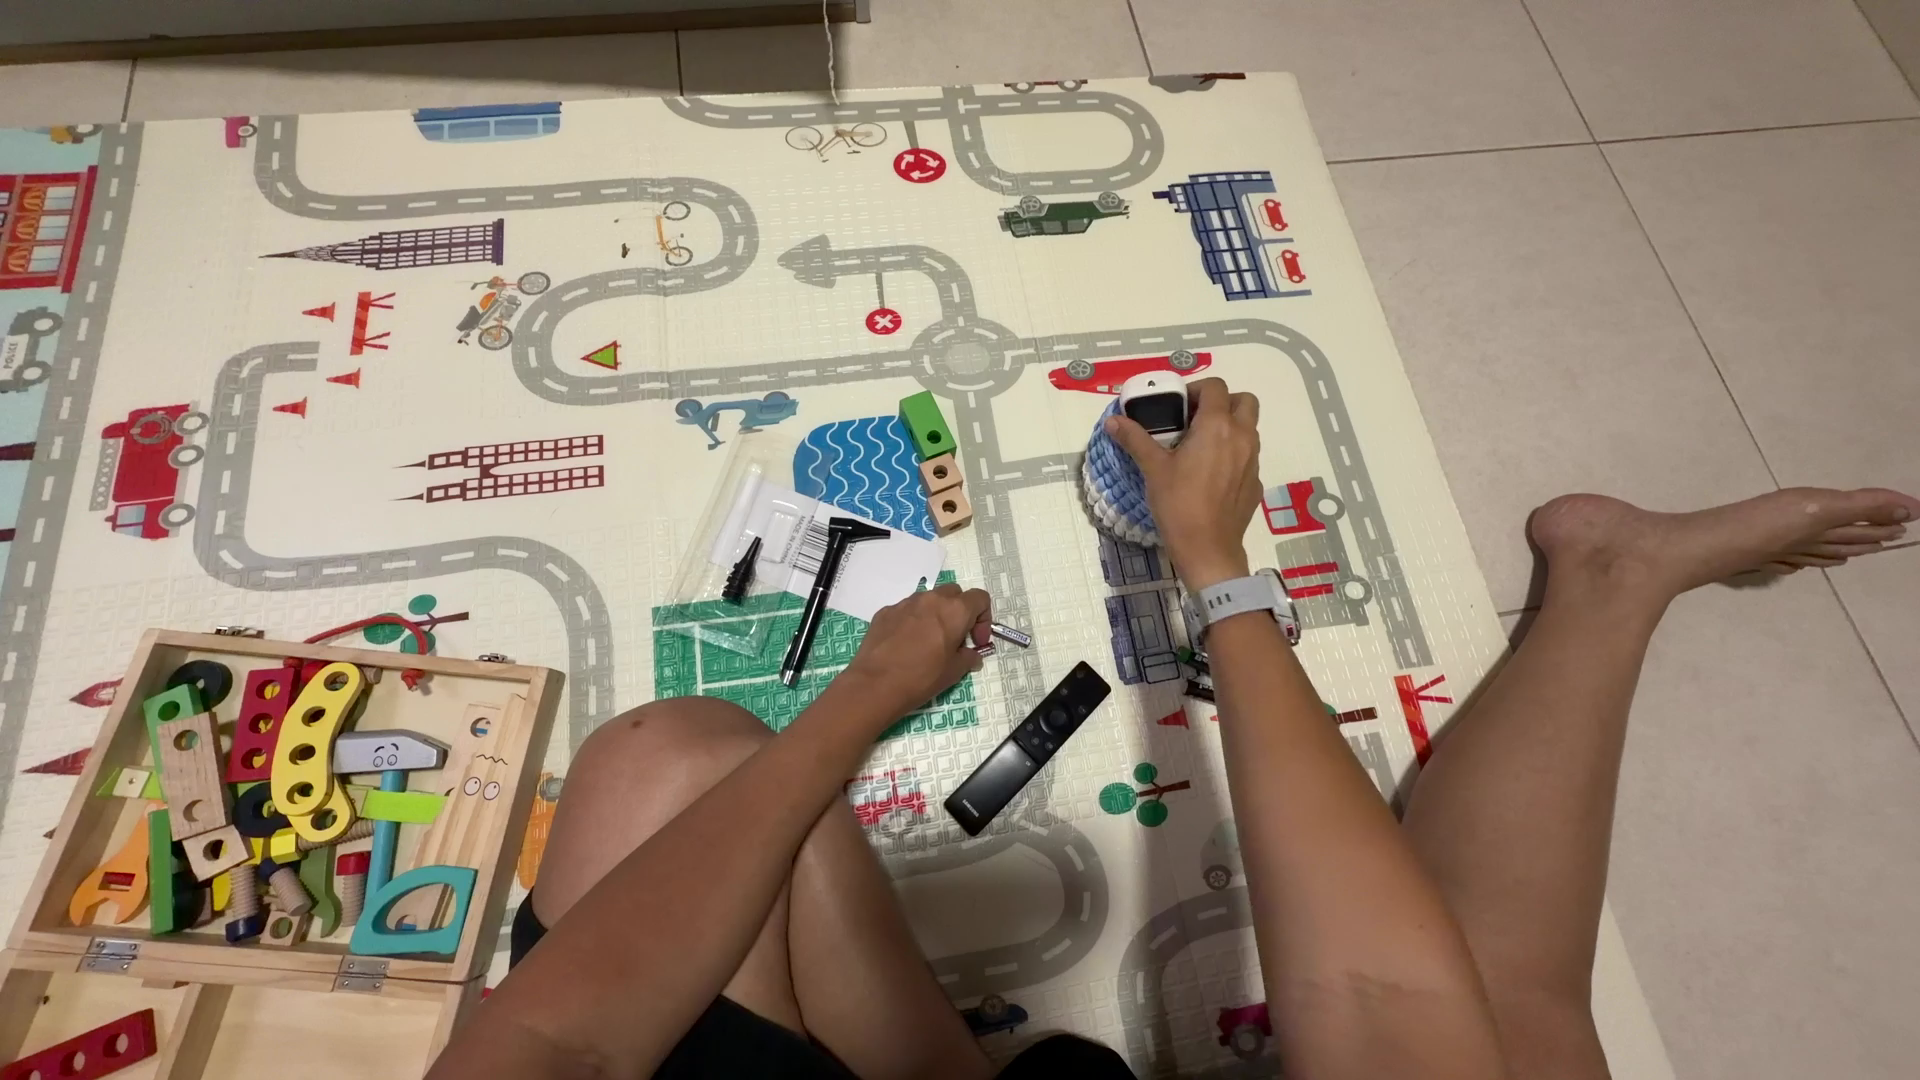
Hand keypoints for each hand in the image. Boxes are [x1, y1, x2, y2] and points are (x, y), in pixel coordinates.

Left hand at [840, 584, 991, 719]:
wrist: (875, 684)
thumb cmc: (922, 677)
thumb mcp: (954, 672)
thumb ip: (969, 658)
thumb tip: (972, 655)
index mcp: (954, 610)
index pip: (980, 598)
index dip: (984, 619)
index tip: (976, 641)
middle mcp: (931, 599)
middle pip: (954, 594)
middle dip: (960, 612)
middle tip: (955, 639)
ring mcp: (905, 603)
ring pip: (928, 601)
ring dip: (935, 615)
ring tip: (929, 643)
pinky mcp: (885, 612)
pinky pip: (906, 611)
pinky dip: (913, 622)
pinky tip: (905, 645)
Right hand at [1106, 377, 1260, 589]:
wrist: (1207, 549)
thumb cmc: (1178, 504)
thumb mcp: (1153, 469)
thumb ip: (1135, 440)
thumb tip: (1113, 421)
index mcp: (1217, 426)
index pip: (1216, 387)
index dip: (1197, 389)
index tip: (1178, 405)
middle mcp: (1242, 437)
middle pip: (1244, 401)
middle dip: (1223, 402)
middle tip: (1196, 419)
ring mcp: (1253, 460)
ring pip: (1249, 428)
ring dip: (1229, 426)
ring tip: (1200, 446)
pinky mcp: (1255, 482)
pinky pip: (1248, 456)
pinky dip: (1233, 454)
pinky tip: (1211, 475)